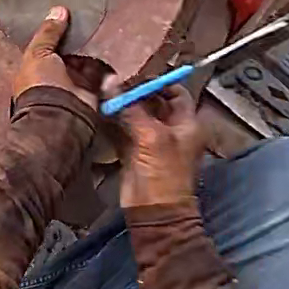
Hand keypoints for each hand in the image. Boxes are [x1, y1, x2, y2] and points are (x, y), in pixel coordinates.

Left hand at [12, 7, 104, 109]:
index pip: (50, 48)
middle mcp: (57, 77)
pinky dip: (110, 75)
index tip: (72, 17)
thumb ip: (49, 32)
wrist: (59, 114)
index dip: (60, 34)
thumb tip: (58, 10)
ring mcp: (75, 86)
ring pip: (91, 65)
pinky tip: (112, 67)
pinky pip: (104, 80)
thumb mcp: (38, 53)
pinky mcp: (92, 95)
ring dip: (99, 55)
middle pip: (74, 54)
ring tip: (109, 39)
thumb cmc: (41, 83)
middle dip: (84, 42)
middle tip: (95, 24)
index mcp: (38, 69)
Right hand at [108, 81, 204, 207]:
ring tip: (104, 92)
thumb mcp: (150, 136)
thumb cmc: (164, 174)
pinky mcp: (135, 153)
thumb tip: (111, 82)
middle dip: (135, 92)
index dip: (158, 82)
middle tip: (114, 82)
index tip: (136, 76)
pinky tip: (101, 110)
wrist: (153, 212)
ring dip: (122, 106)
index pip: (176, 92)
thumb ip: (131, 108)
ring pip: (136, 116)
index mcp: (187, 124)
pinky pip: (124, 130)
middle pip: (153, 102)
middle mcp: (171, 130)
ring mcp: (152, 142)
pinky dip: (114, 121)